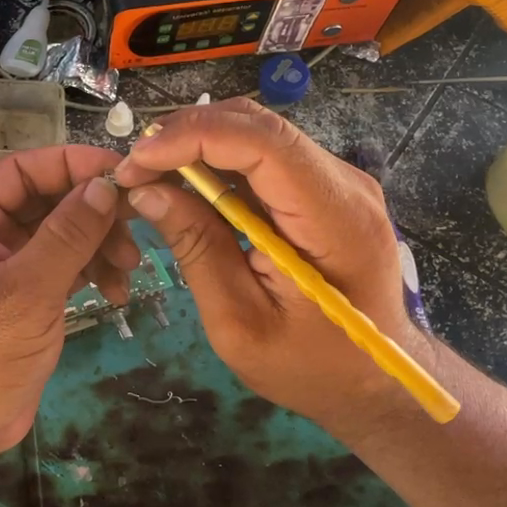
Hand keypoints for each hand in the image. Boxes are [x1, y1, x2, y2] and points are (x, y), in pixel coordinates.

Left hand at [0, 145, 138, 462]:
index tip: (125, 172)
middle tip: (138, 230)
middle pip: (42, 201)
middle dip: (91, 214)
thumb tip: (105, 185)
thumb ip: (68, 234)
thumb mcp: (26, 293)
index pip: (19, 171)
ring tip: (131, 269)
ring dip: (96, 246)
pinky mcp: (14, 296)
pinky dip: (86, 272)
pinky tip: (116, 290)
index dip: (73, 166)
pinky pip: (55, 267)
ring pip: (55, 234)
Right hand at [113, 99, 431, 434]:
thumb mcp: (240, 324)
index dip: (192, 138)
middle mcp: (343, 183)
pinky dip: (214, 160)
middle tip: (133, 169)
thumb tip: (148, 191)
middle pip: (256, 125)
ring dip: (195, 144)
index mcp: (334, 219)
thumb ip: (198, 250)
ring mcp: (335, 180)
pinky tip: (182, 185)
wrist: (374, 381)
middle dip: (184, 135)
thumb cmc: (311, 367)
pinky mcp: (320, 187)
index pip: (262, 143)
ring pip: (255, 131)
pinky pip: (261, 154)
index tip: (137, 162)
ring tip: (149, 175)